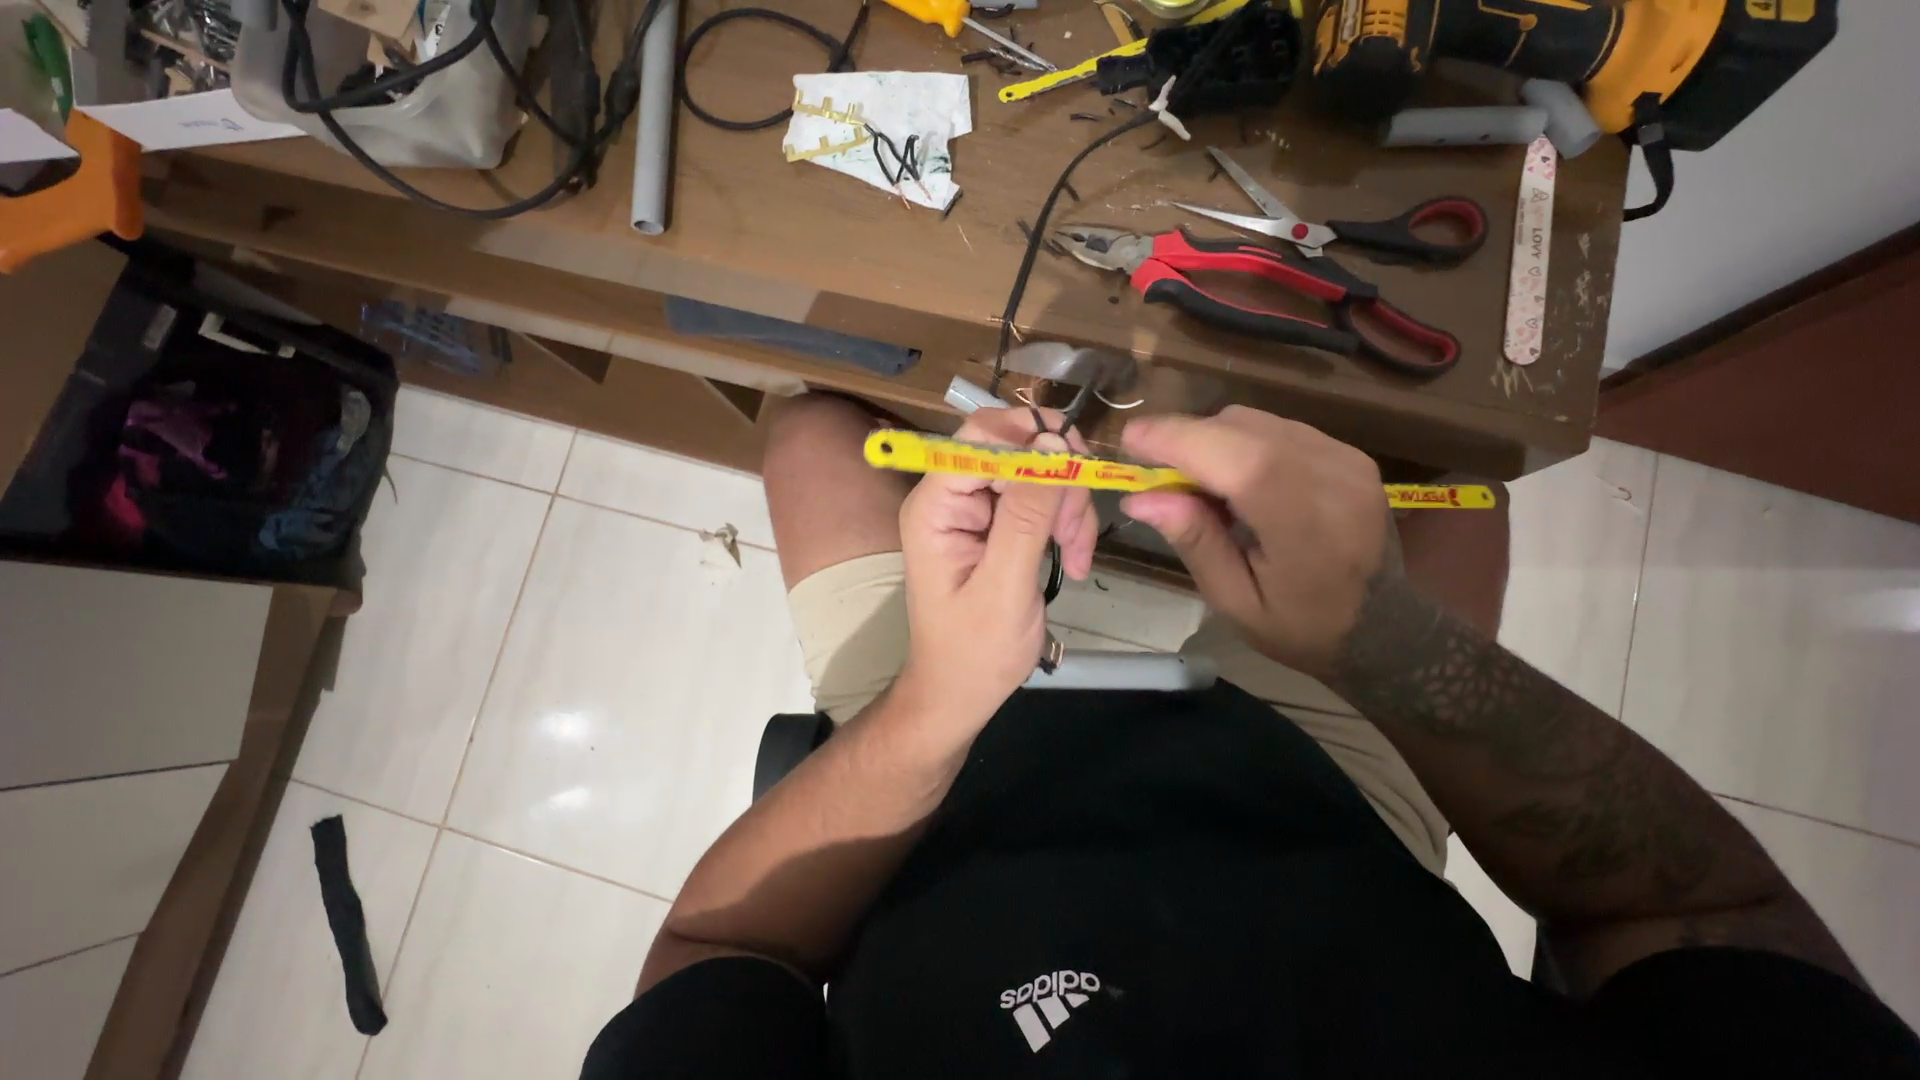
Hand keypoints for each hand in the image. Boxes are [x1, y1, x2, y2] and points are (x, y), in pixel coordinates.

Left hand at [894, 408, 1098, 733]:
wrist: (962, 691)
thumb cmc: (974, 652)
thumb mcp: (1005, 586)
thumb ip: (1027, 513)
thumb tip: (1054, 443)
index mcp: (935, 505)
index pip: (982, 436)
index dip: (1034, 440)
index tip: (1078, 472)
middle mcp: (952, 494)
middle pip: (1016, 446)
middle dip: (1057, 481)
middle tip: (1074, 533)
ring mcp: (977, 507)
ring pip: (1039, 470)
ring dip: (1068, 507)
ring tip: (1077, 557)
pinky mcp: (1000, 522)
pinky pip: (1044, 497)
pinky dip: (1067, 522)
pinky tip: (1075, 561)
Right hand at [1118, 406, 1397, 679]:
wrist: (1384, 628)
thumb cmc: (1301, 627)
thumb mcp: (1235, 601)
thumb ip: (1194, 541)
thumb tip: (1140, 497)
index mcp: (1304, 525)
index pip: (1238, 459)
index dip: (1179, 440)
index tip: (1130, 440)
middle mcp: (1332, 477)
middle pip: (1240, 428)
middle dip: (1187, 440)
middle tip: (1157, 478)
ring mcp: (1346, 459)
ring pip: (1256, 422)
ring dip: (1214, 442)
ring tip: (1200, 488)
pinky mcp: (1349, 453)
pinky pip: (1278, 430)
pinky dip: (1244, 445)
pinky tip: (1238, 483)